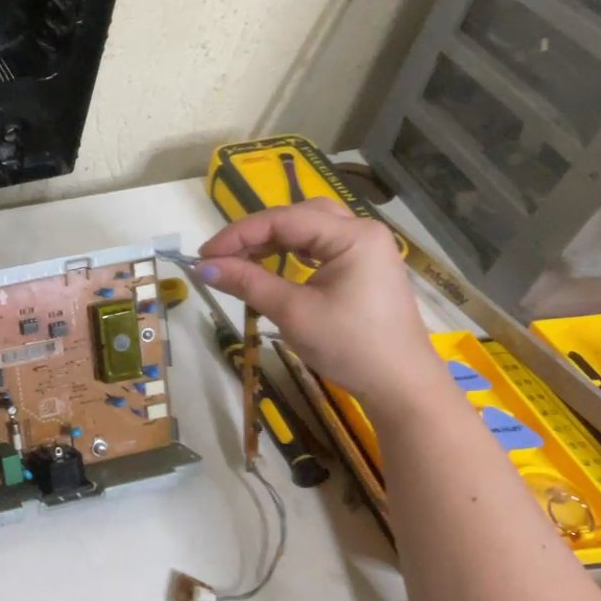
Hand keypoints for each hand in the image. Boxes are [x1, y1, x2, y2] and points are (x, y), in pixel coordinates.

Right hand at [195, 198, 444, 402]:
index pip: (283, 219)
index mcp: (352, 236)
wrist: (399, 384)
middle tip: (221, 257)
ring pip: (308, 228)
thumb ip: (247, 282)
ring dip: (271, 240)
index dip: (238, 234)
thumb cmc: (349, 346)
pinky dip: (290, 251)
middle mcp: (362, 232)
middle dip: (255, 233)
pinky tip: (271, 264)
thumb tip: (201, 267)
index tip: (203, 256)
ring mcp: (365, 249)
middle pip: (297, 215)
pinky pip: (319, 246)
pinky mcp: (363, 267)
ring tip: (240, 260)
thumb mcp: (292, 312)